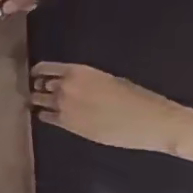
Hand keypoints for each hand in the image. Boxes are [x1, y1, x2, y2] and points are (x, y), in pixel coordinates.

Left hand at [30, 62, 192, 154]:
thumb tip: (70, 82)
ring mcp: (62, 105)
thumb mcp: (109, 80)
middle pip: (39, 85)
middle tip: (44, 92)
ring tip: (45, 104)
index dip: (38, 73)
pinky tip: (52, 116)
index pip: (44, 68)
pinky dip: (45, 115)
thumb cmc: (140, 99)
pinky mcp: (65, 123)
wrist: (155, 122)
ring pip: (37, 100)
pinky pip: (44, 116)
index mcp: (78, 71)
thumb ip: (84, 80)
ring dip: (40, 101)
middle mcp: (65, 86)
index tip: (37, 76)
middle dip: (40, 88)